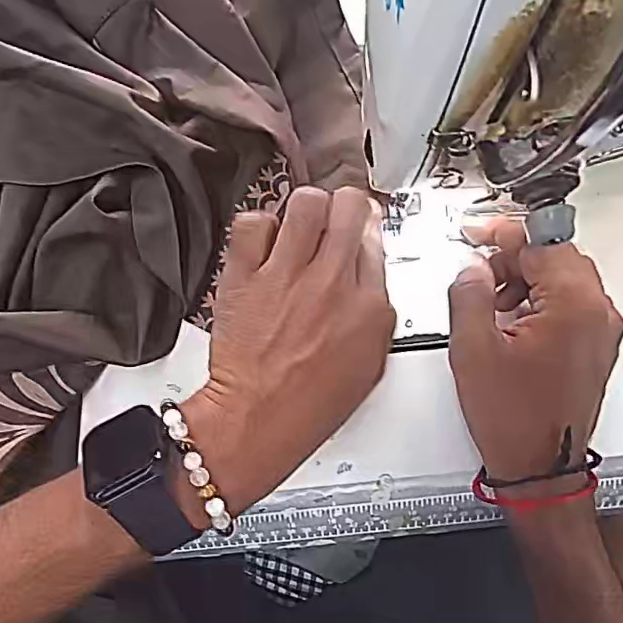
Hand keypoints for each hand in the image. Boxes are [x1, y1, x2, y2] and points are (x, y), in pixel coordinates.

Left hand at [175, 187, 394, 523]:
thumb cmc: (309, 404)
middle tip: (333, 218)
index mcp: (370, 307)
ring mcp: (286, 276)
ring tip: (299, 226)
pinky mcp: (245, 277)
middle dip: (343, 206)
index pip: (376, 238)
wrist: (257, 419)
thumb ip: (376, 315)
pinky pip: (253, 223)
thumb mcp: (368, 365)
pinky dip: (259, 226)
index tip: (356, 233)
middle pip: (348, 206)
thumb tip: (371, 279)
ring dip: (306, 208)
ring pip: (307, 202)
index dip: (365, 231)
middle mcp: (331, 284)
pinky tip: (264, 244)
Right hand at [448, 216, 622, 493]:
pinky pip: (570, 307)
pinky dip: (539, 303)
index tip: (478, 233)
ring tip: (489, 304)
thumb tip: (471, 269)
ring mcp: (601, 333)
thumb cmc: (515, 420)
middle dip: (514, 260)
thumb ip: (468, 296)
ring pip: (564, 281)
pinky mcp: (595, 349)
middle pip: (557, 258)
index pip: (540, 244)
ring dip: (526, 281)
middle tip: (477, 272)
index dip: (502, 234)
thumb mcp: (473, 350)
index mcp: (573, 307)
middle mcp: (598, 315)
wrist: (539, 466)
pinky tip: (508, 324)